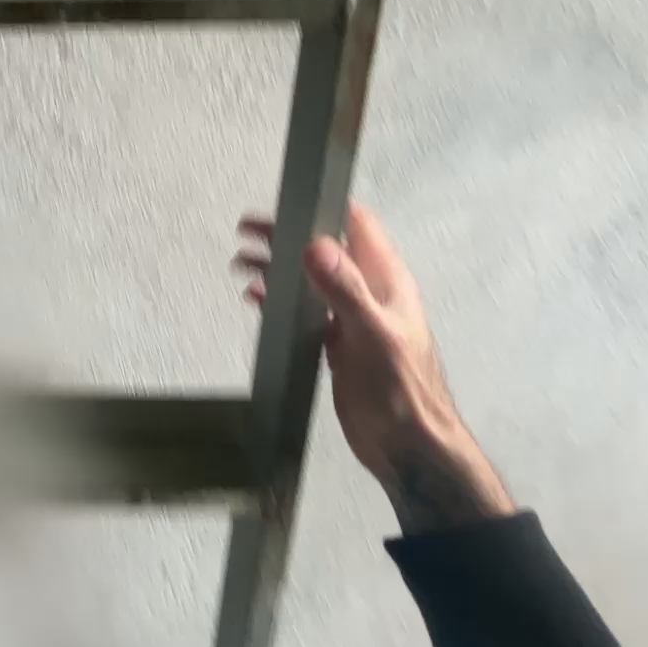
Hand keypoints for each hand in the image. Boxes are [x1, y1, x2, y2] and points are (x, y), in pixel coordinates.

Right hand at [235, 203, 514, 533]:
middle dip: (286, 234)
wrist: (407, 446)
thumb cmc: (399, 390)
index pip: (357, 225)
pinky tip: (253, 297)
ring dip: (275, 264)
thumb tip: (314, 246)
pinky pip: (300, 305)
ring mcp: (348, 314)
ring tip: (240, 262)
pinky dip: (275, 296)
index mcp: (385, 280)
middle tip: (246, 230)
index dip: (325, 206)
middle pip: (323, 247)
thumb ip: (344, 289)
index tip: (286, 200)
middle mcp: (366, 290)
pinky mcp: (332, 338)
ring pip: (308, 275)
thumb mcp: (372, 335)